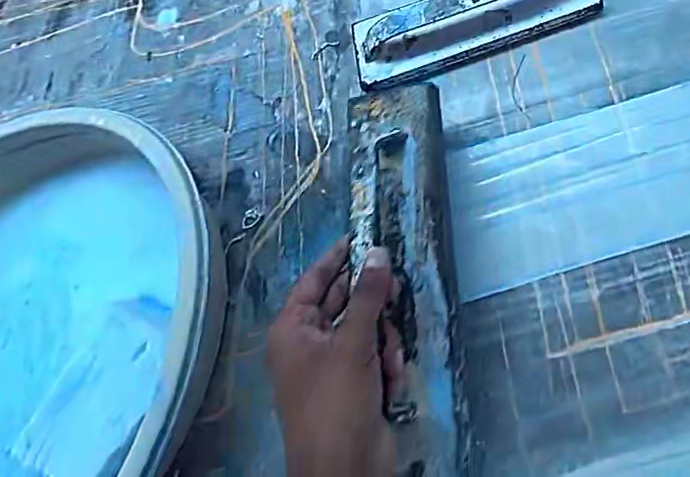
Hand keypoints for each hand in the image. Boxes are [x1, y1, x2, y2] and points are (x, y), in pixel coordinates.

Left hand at [266, 240, 405, 476]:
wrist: (347, 475)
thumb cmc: (335, 404)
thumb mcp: (353, 343)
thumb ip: (368, 295)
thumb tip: (379, 252)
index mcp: (293, 329)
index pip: (315, 279)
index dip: (338, 257)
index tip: (362, 235)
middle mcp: (310, 342)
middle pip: (345, 301)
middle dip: (372, 301)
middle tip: (395, 286)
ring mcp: (334, 364)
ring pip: (367, 326)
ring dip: (383, 339)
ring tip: (387, 357)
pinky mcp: (356, 384)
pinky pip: (375, 353)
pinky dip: (385, 363)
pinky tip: (390, 380)